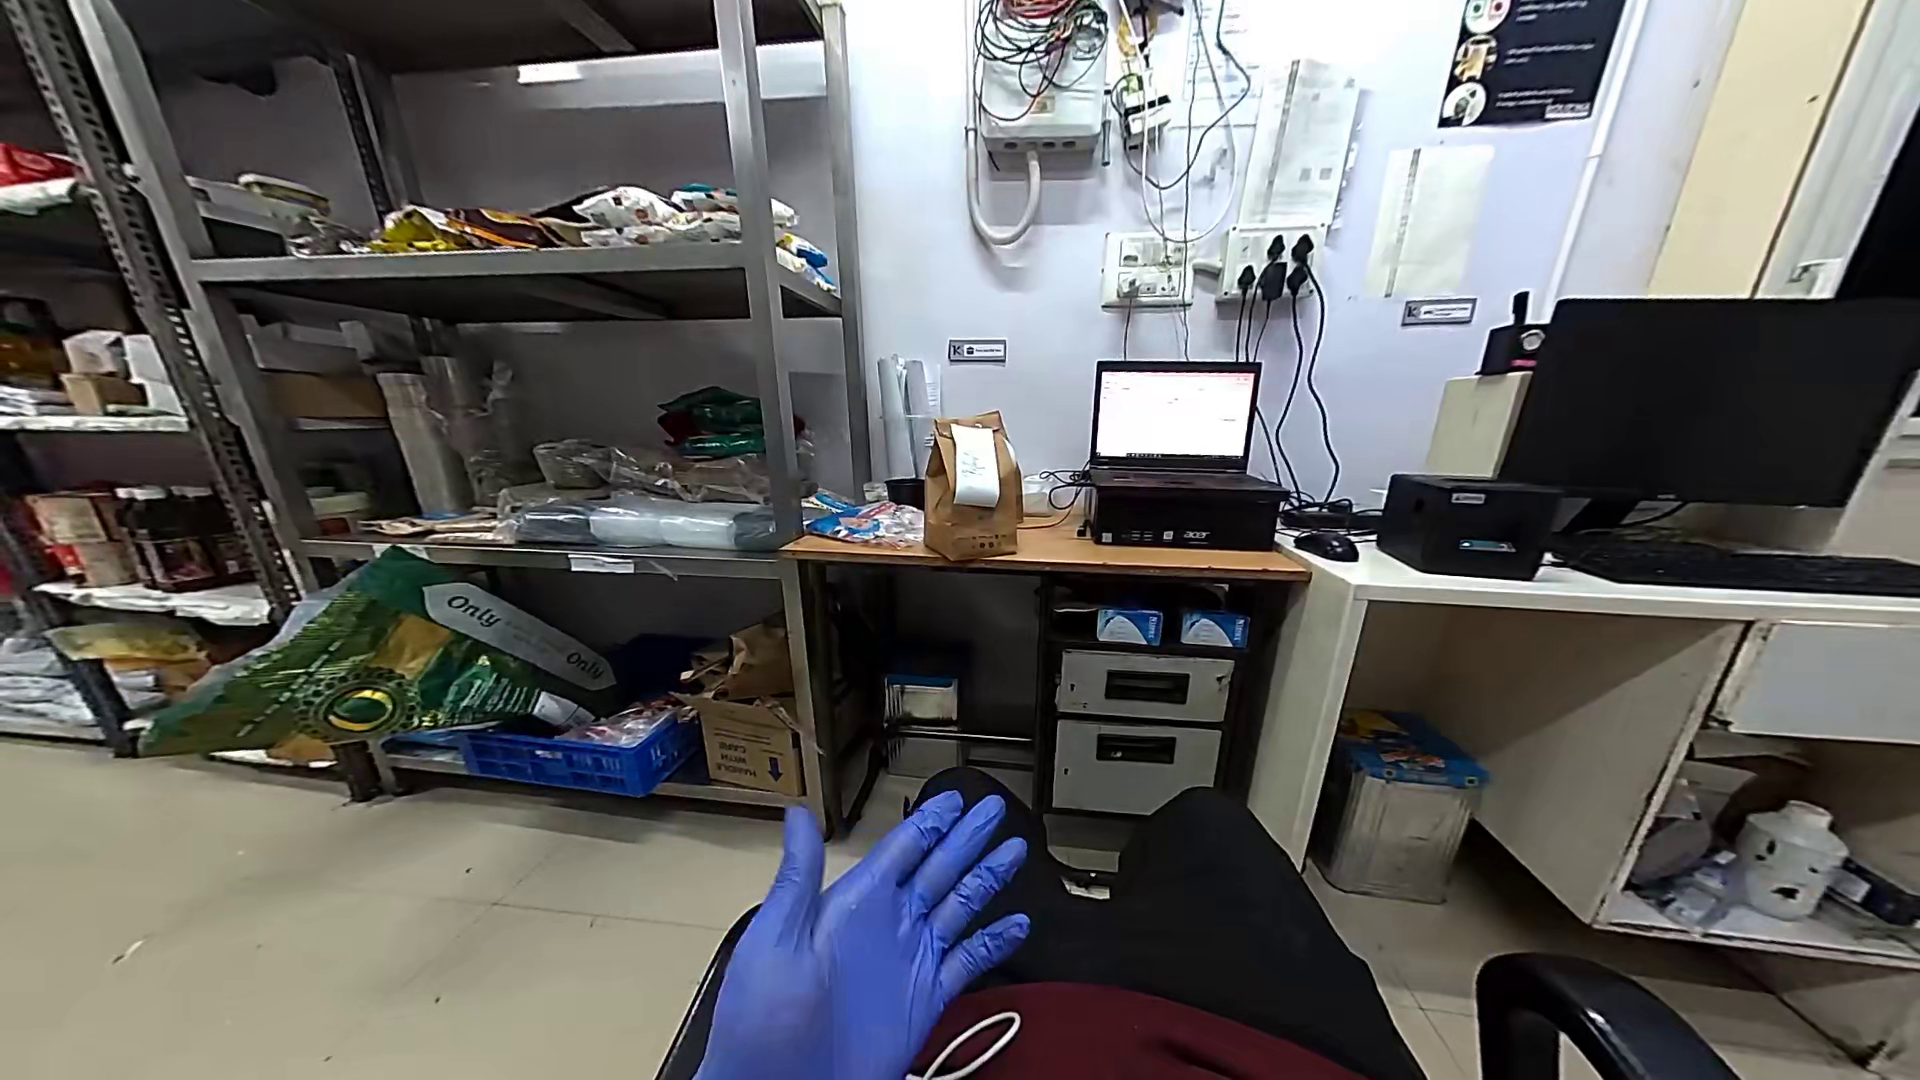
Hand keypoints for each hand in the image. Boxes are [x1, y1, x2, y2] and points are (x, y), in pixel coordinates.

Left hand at [693, 793, 1029, 1079]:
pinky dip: (995, 942)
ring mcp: (912, 958)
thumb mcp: (776, 936)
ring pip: (961, 904)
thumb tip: (798, 811)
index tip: (956, 796)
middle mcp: (892, 920)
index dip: (932, 819)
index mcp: (859, 900)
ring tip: (1016, 850)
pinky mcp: (927, 999)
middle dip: (968, 836)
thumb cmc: (763, 1015)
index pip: (904, 846)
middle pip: (940, 866)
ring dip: (989, 877)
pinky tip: (1018, 924)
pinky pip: (969, 963)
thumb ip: (798, 873)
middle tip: (994, 808)